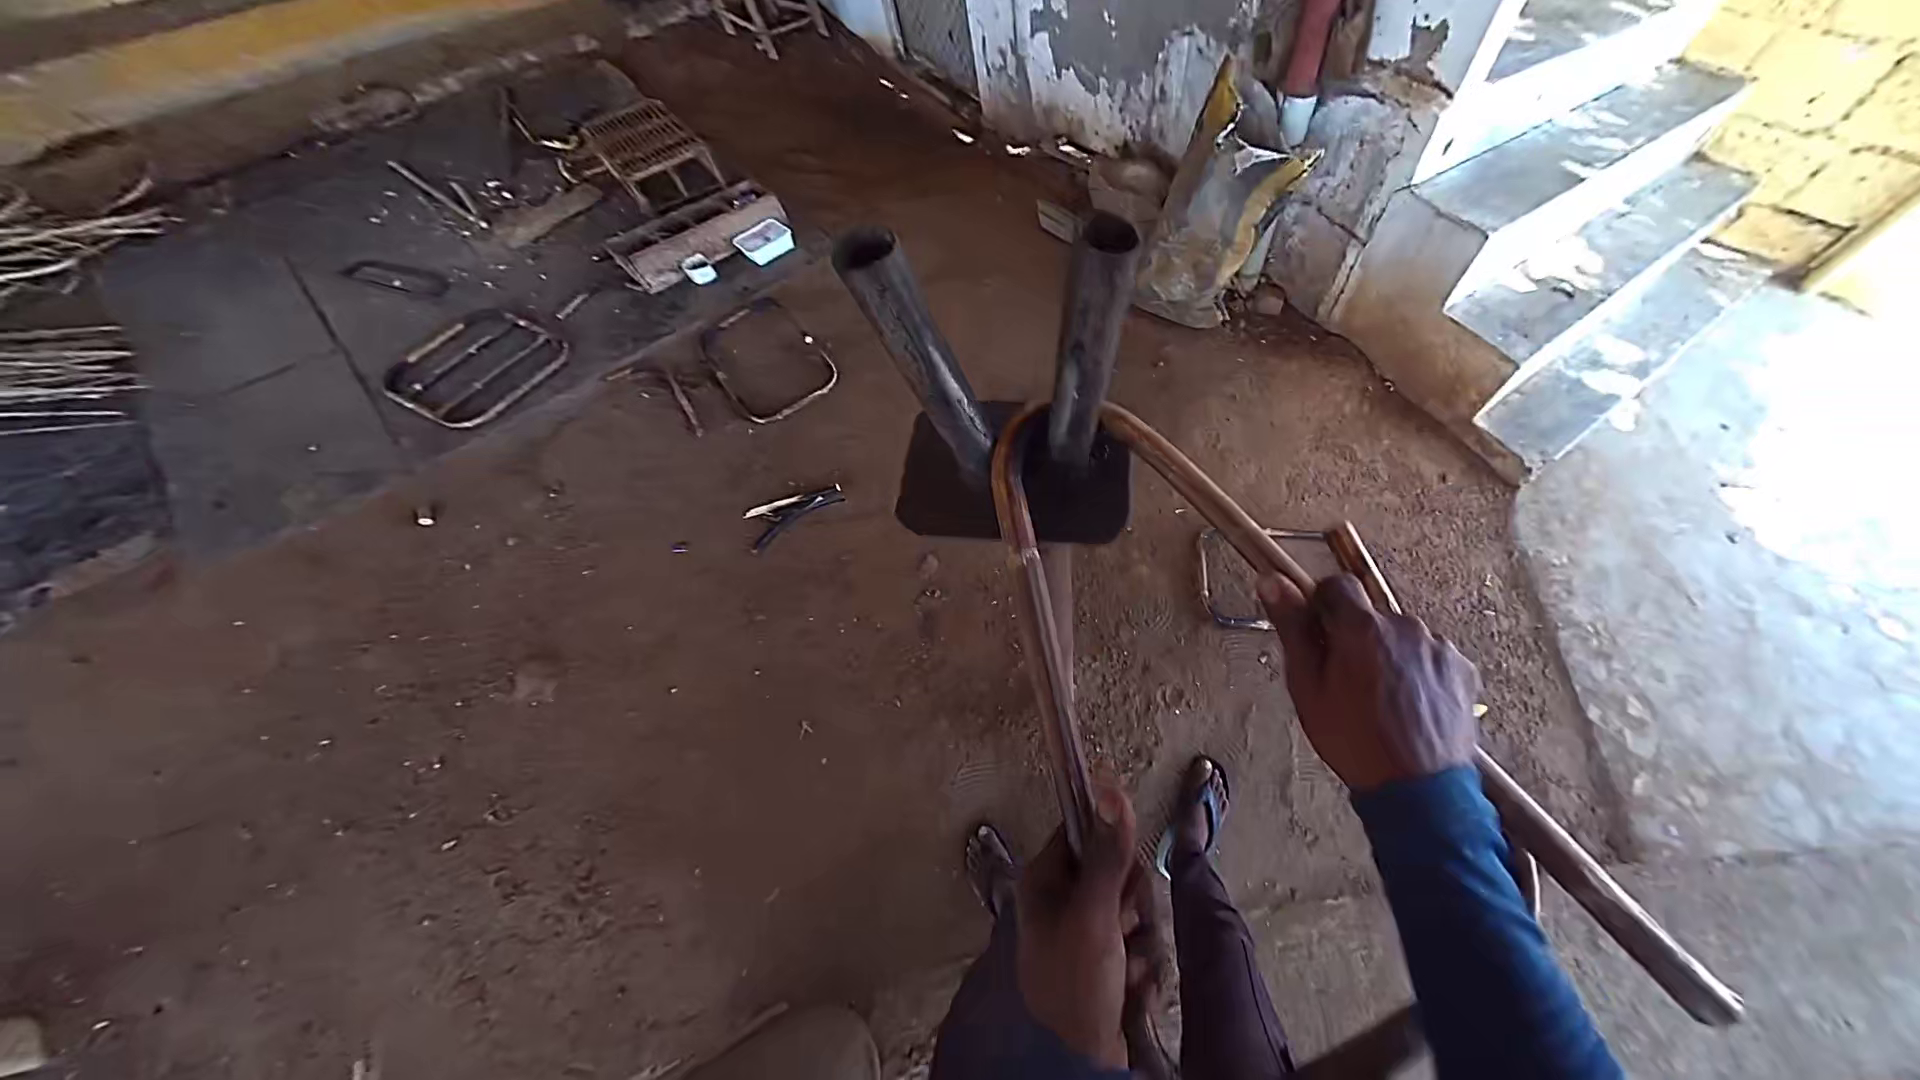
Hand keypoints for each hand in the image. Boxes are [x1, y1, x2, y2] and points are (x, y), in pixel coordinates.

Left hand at [1015, 784, 1146, 1069]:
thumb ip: (1108, 854)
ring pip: (1135, 908)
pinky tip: (1129, 985)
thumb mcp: (1093, 913)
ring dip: (1139, 939)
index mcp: (1045, 877)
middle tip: (1121, 926)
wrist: (1080, 1062)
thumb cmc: (1075, 982)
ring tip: (1123, 964)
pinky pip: (1140, 942)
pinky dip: (1141, 964)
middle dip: (1131, 903)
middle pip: (1117, 870)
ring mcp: (1087, 930)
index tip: (1123, 872)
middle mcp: (1063, 898)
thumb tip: (1109, 787)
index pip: (1084, 832)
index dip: (1110, 846)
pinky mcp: (1108, 960)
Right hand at [1257, 574, 1480, 791]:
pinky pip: (1427, 654)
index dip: (1321, 603)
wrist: (1418, 788)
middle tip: (1341, 675)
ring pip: (1398, 635)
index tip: (1316, 630)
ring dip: (1385, 651)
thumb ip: (1292, 627)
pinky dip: (1414, 669)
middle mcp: (1404, 626)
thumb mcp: (1306, 683)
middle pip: (1368, 613)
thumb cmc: (1352, 737)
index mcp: (1361, 627)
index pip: (1337, 585)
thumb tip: (1272, 581)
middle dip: (1353, 634)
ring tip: (1377, 695)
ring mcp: (1437, 648)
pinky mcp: (1461, 669)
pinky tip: (1405, 702)